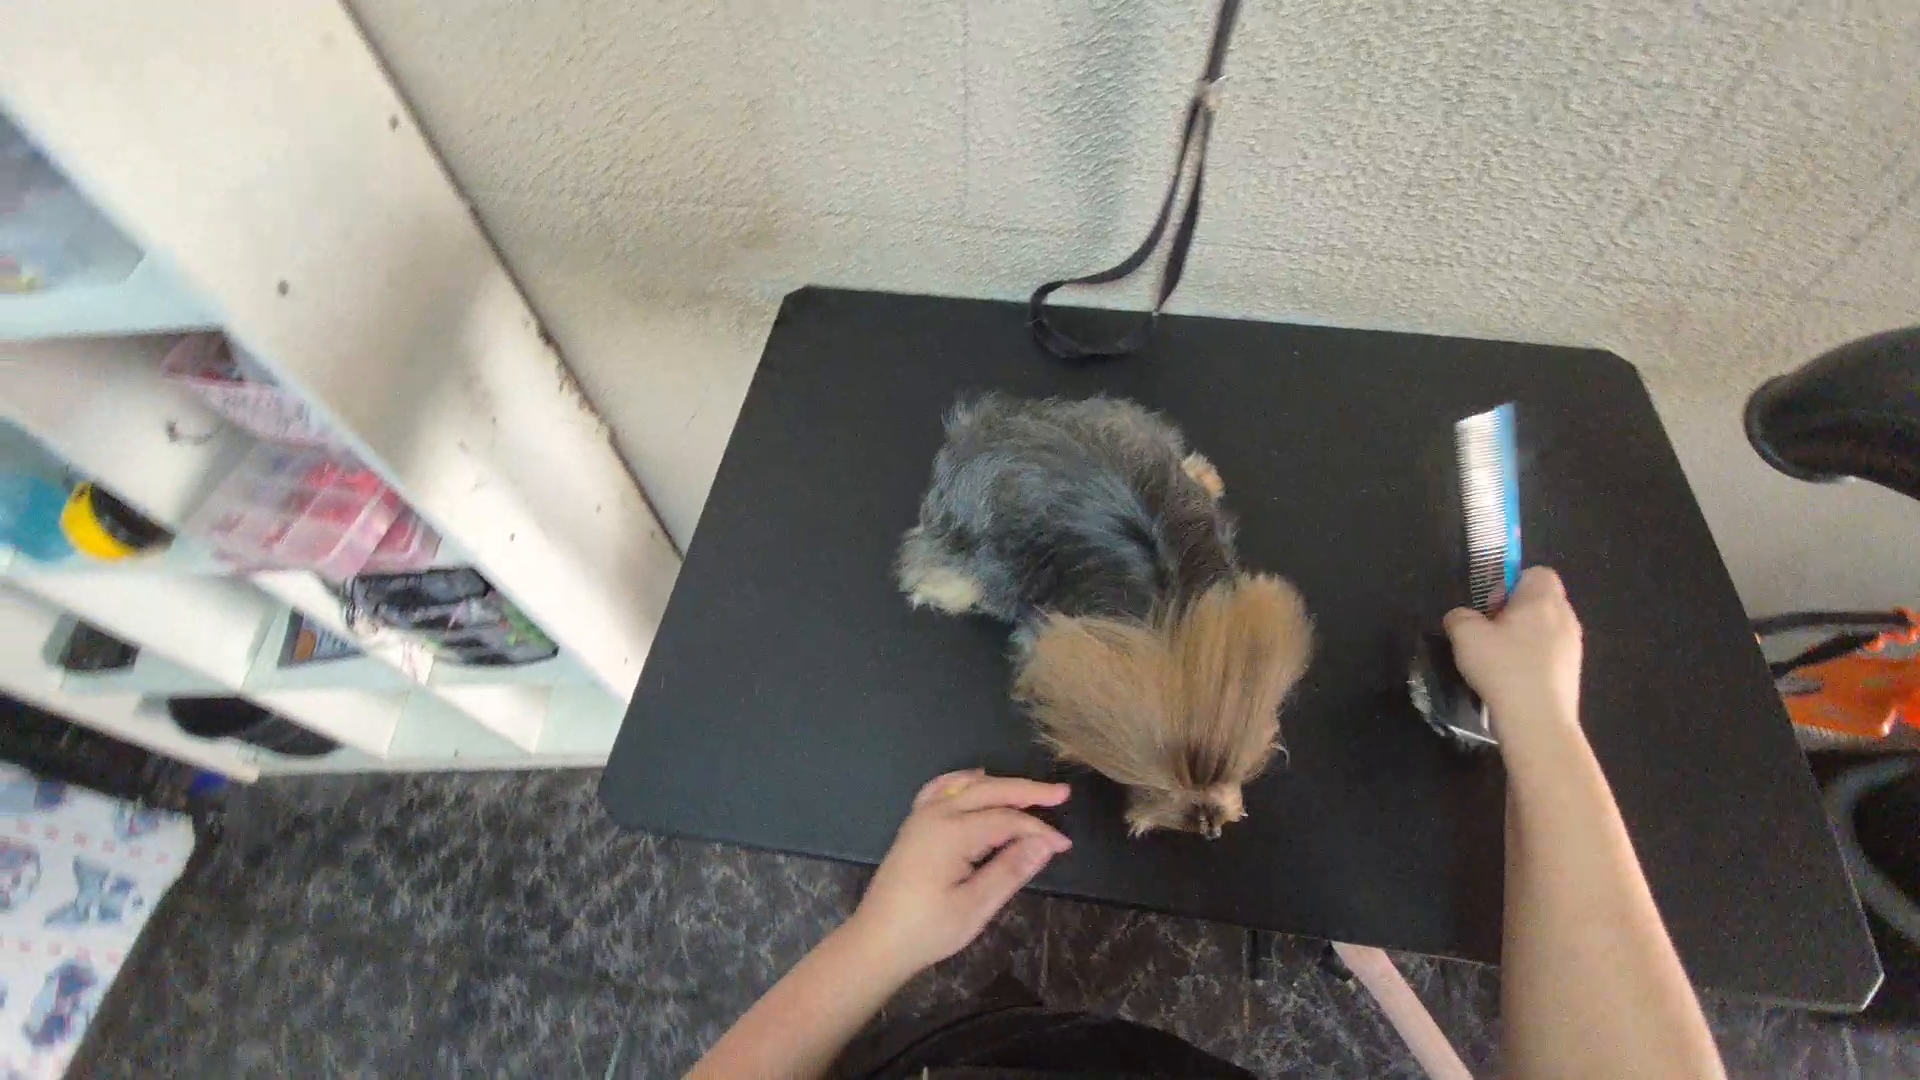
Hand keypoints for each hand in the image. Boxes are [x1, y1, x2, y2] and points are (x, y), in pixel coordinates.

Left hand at [846, 769, 1071, 976]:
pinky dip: (965, 781)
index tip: (1064, 845)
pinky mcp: (915, 823)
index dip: (1039, 830)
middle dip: (1028, 791)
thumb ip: (1010, 869)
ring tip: (1031, 791)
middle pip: (990, 790)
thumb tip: (1045, 842)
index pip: (1007, 820)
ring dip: (1001, 785)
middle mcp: (937, 813)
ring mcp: (922, 814)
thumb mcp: (975, 906)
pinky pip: (943, 787)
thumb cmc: (927, 929)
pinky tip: (978, 781)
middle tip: (1062, 793)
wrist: (877, 941)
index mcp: (953, 832)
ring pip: (968, 785)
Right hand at [1443, 566, 1583, 728]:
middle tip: (1488, 630)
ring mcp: (1573, 645)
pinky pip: (1549, 650)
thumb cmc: (1502, 667)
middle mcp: (1565, 617)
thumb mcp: (1463, 634)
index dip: (1510, 581)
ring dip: (1522, 633)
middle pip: (1540, 599)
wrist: (1537, 719)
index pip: (1536, 572)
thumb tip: (1465, 618)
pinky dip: (1530, 655)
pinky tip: (1511, 675)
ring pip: (1544, 625)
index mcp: (1542, 601)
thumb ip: (1460, 616)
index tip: (1491, 605)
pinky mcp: (1571, 669)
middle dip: (1514, 609)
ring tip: (1497, 656)